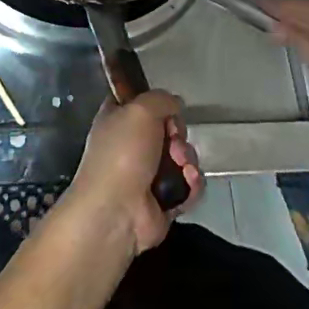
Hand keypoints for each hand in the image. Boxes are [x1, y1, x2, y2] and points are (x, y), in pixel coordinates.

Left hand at [54, 90, 202, 256]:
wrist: (118, 210)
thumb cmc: (122, 152)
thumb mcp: (139, 110)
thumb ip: (161, 99)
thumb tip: (175, 103)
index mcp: (117, 119)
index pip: (140, 102)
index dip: (156, 103)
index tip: (164, 108)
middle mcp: (131, 144)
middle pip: (168, 129)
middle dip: (177, 134)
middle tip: (173, 141)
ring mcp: (148, 174)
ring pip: (182, 157)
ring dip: (187, 159)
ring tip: (180, 166)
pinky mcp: (166, 200)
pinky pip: (188, 185)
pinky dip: (191, 183)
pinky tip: (187, 182)